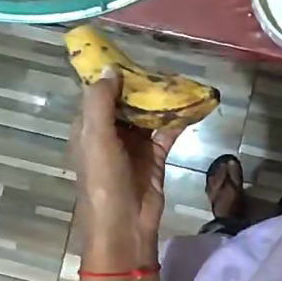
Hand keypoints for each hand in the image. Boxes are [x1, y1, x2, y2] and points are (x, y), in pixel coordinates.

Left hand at [70, 72, 181, 269]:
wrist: (124, 226)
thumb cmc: (103, 181)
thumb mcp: (95, 138)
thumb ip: (101, 102)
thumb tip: (111, 69)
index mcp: (88, 128)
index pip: (98, 93)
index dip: (111, 75)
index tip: (130, 54)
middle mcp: (109, 133)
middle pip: (125, 101)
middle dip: (142, 84)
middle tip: (164, 64)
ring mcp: (133, 145)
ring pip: (147, 114)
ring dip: (162, 99)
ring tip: (182, 78)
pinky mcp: (154, 157)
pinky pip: (166, 132)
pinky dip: (178, 119)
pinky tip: (193, 104)